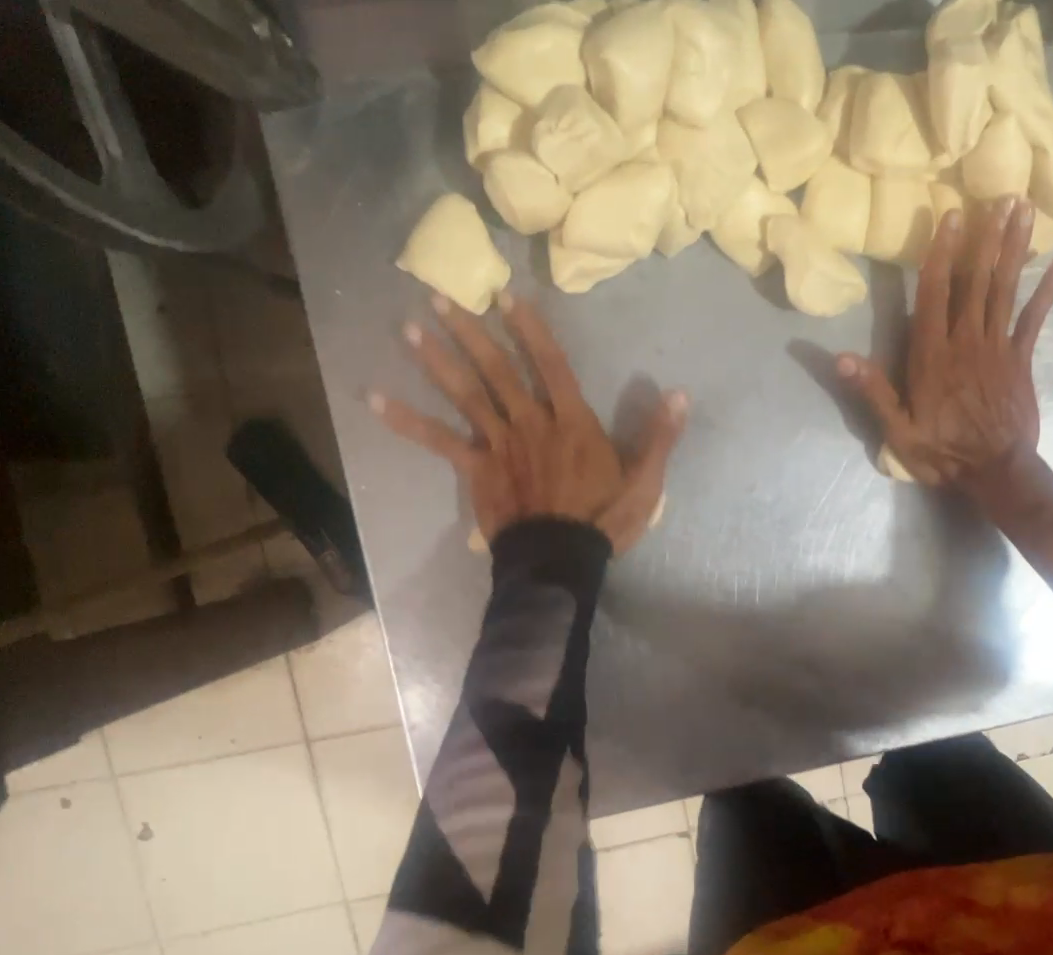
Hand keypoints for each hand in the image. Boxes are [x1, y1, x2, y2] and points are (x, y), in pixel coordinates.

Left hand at [371, 291, 686, 553]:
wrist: (560, 561)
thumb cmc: (604, 520)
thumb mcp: (646, 482)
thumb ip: (660, 436)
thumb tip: (679, 394)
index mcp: (573, 422)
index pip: (551, 365)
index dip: (531, 329)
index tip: (508, 296)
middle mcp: (531, 423)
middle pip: (497, 370)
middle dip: (470, 332)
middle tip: (439, 294)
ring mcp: (499, 445)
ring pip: (465, 395)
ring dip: (436, 360)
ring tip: (408, 327)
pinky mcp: (477, 470)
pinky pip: (438, 441)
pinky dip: (406, 420)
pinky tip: (373, 398)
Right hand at [837, 196, 1052, 499]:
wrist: (995, 473)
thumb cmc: (943, 453)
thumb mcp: (898, 430)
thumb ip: (874, 391)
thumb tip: (839, 358)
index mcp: (933, 355)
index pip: (935, 293)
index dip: (942, 252)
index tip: (951, 216)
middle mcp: (966, 341)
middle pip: (977, 280)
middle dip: (987, 237)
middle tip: (1002, 196)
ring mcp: (998, 348)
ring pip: (1005, 290)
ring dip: (1014, 249)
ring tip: (1024, 212)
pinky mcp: (1021, 361)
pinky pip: (1034, 319)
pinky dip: (1047, 292)